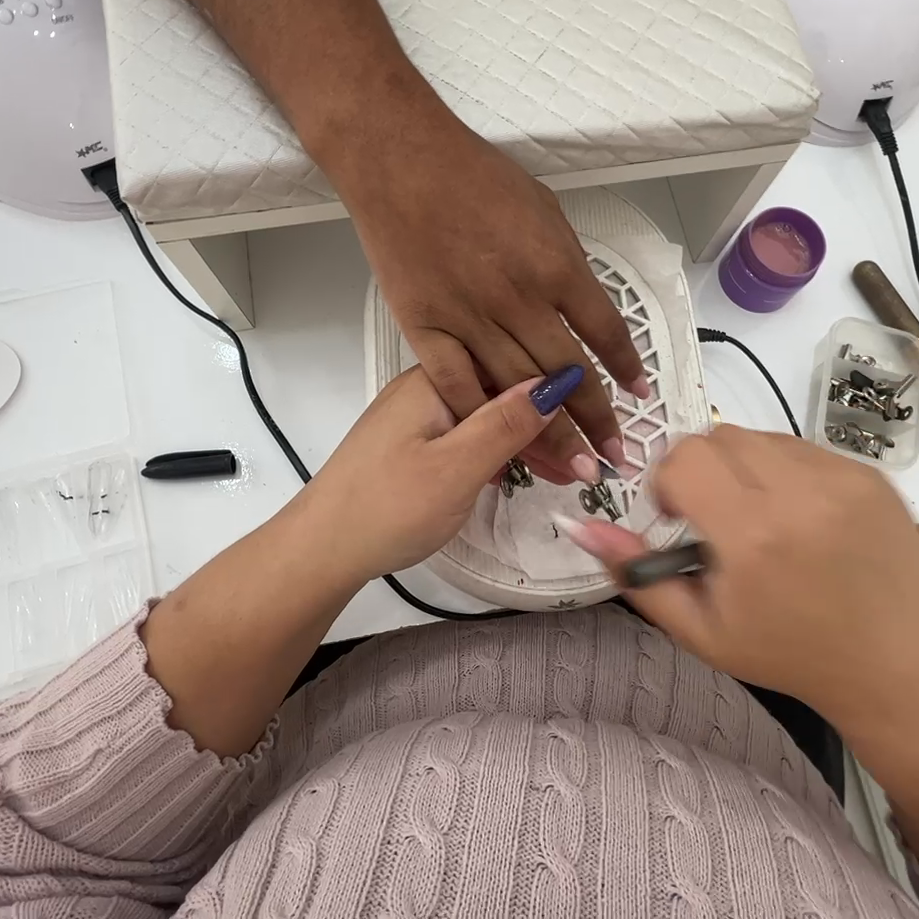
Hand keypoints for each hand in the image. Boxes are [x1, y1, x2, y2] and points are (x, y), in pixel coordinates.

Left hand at [294, 364, 584, 582]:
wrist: (319, 550)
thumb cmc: (387, 508)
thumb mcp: (457, 467)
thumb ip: (507, 423)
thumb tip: (558, 381)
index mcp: (437, 379)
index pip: (515, 369)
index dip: (562, 399)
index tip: (598, 432)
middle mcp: (428, 385)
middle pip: (504, 393)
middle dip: (551, 425)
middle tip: (590, 462)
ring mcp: (418, 414)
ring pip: (489, 417)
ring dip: (528, 442)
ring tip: (567, 472)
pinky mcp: (413, 442)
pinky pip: (469, 435)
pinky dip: (498, 453)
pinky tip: (520, 470)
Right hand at [333, 119, 647, 484]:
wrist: (399, 163)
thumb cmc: (473, 175)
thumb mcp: (543, 208)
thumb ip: (566, 263)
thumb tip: (583, 308)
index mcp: (555, 265)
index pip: (605, 331)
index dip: (627, 368)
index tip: (640, 395)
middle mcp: (520, 300)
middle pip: (568, 376)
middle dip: (598, 423)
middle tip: (617, 459)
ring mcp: (470, 319)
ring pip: (519, 393)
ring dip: (553, 435)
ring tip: (577, 470)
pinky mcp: (425, 330)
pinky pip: (460, 388)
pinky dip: (485, 421)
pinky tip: (507, 449)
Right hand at [559, 426, 918, 718]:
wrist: (897, 667)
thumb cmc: (787, 654)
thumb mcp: (698, 628)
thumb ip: (634, 573)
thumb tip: (575, 525)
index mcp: (753, 534)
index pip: (684, 458)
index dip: (669, 485)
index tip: (683, 520)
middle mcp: (801, 493)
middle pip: (717, 436)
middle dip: (702, 470)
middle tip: (718, 520)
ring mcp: (844, 478)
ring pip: (759, 436)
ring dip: (745, 469)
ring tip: (764, 520)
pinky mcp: (872, 474)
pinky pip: (803, 448)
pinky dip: (786, 473)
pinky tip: (802, 519)